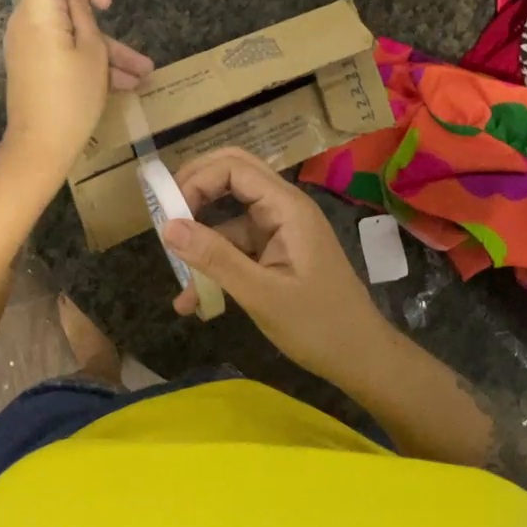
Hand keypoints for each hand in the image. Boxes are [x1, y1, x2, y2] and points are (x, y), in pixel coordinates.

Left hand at [2, 0, 153, 169]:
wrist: (40, 149)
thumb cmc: (70, 99)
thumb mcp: (91, 52)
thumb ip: (83, 9)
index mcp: (38, 9)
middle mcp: (27, 19)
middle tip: (111, 8)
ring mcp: (30, 41)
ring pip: (69, 24)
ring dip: (105, 40)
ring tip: (143, 68)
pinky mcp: (35, 61)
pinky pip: (64, 46)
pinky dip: (92, 57)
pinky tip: (128, 82)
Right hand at [164, 148, 390, 381]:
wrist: (362, 359)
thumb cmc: (319, 326)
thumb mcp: (262, 295)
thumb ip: (215, 259)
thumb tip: (167, 227)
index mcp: (287, 208)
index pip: (234, 168)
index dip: (197, 181)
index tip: (169, 214)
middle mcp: (283, 208)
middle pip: (233, 174)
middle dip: (196, 188)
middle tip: (165, 211)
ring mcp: (280, 230)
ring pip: (230, 213)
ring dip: (201, 236)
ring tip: (173, 267)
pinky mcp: (275, 252)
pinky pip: (236, 244)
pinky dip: (214, 262)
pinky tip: (193, 299)